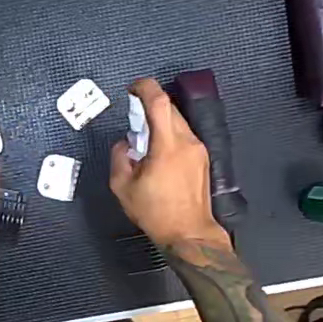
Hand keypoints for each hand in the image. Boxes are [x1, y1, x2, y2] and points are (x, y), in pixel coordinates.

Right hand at [110, 78, 229, 250]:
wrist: (189, 233)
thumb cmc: (156, 213)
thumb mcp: (123, 187)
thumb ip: (119, 157)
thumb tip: (125, 144)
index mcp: (168, 145)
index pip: (159, 101)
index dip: (144, 87)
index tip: (132, 88)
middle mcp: (188, 141)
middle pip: (169, 109)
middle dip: (149, 107)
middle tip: (133, 120)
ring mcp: (199, 150)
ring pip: (178, 122)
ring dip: (160, 123)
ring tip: (144, 142)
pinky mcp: (203, 159)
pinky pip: (184, 137)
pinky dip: (169, 136)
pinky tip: (159, 154)